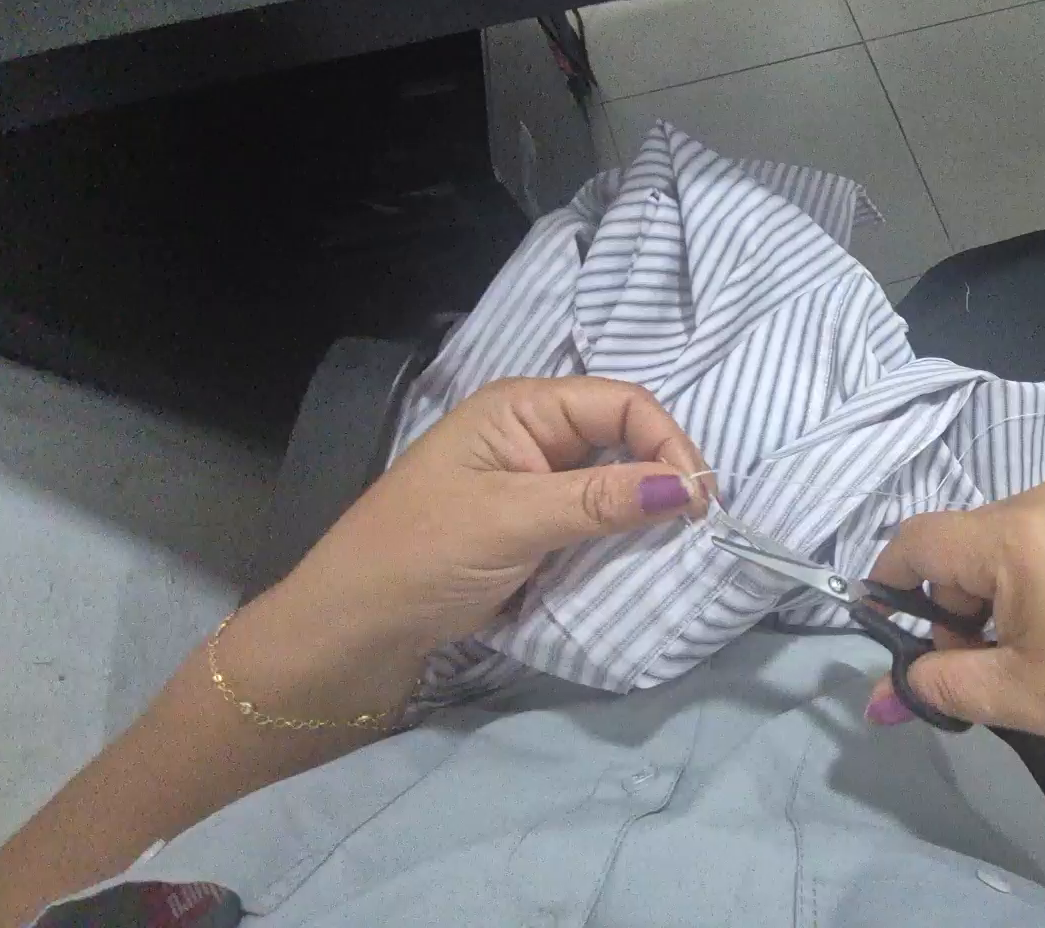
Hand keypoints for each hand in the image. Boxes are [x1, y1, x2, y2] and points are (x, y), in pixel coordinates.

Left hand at [225, 376, 709, 714]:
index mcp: (523, 408)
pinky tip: (647, 549)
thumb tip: (690, 487)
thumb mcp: (512, 521)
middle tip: (699, 521)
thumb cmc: (417, 558)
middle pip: (627, 435)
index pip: (623, 404)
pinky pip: (603, 513)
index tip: (699, 500)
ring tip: (682, 537)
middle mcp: (537, 433)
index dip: (668, 442)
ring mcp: (540, 479)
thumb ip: (601, 500)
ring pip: (619, 476)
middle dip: (665, 471)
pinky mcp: (542, 522)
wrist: (346, 640)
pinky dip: (629, 529)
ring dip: (650, 503)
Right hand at [862, 480, 1044, 774]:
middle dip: (956, 599)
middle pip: (966, 540)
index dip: (889, 576)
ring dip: (996, 584)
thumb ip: (939, 684)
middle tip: (983, 658)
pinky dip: (1036, 567)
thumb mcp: (1018, 697)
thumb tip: (891, 688)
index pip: (920, 538)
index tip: (886, 618)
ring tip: (1035, 640)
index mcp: (1018, 533)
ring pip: (1007, 534)